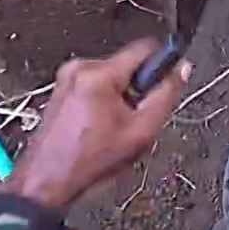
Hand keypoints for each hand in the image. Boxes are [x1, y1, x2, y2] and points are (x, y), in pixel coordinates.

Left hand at [5, 39, 191, 209]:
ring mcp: (68, 78)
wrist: (47, 181)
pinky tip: (102, 125)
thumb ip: (167, 94)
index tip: (165, 84)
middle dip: (140, 87)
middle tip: (136, 116)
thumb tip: (181, 70)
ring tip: (117, 125)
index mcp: (98, 74)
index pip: (146, 48)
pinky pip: (99, 84)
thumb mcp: (142, 130)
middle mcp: (80, 69)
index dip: (163, 64)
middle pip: (130, 64)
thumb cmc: (89, 160)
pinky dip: (107, 100)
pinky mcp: (63, 88)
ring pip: (116, 75)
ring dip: (124, 96)